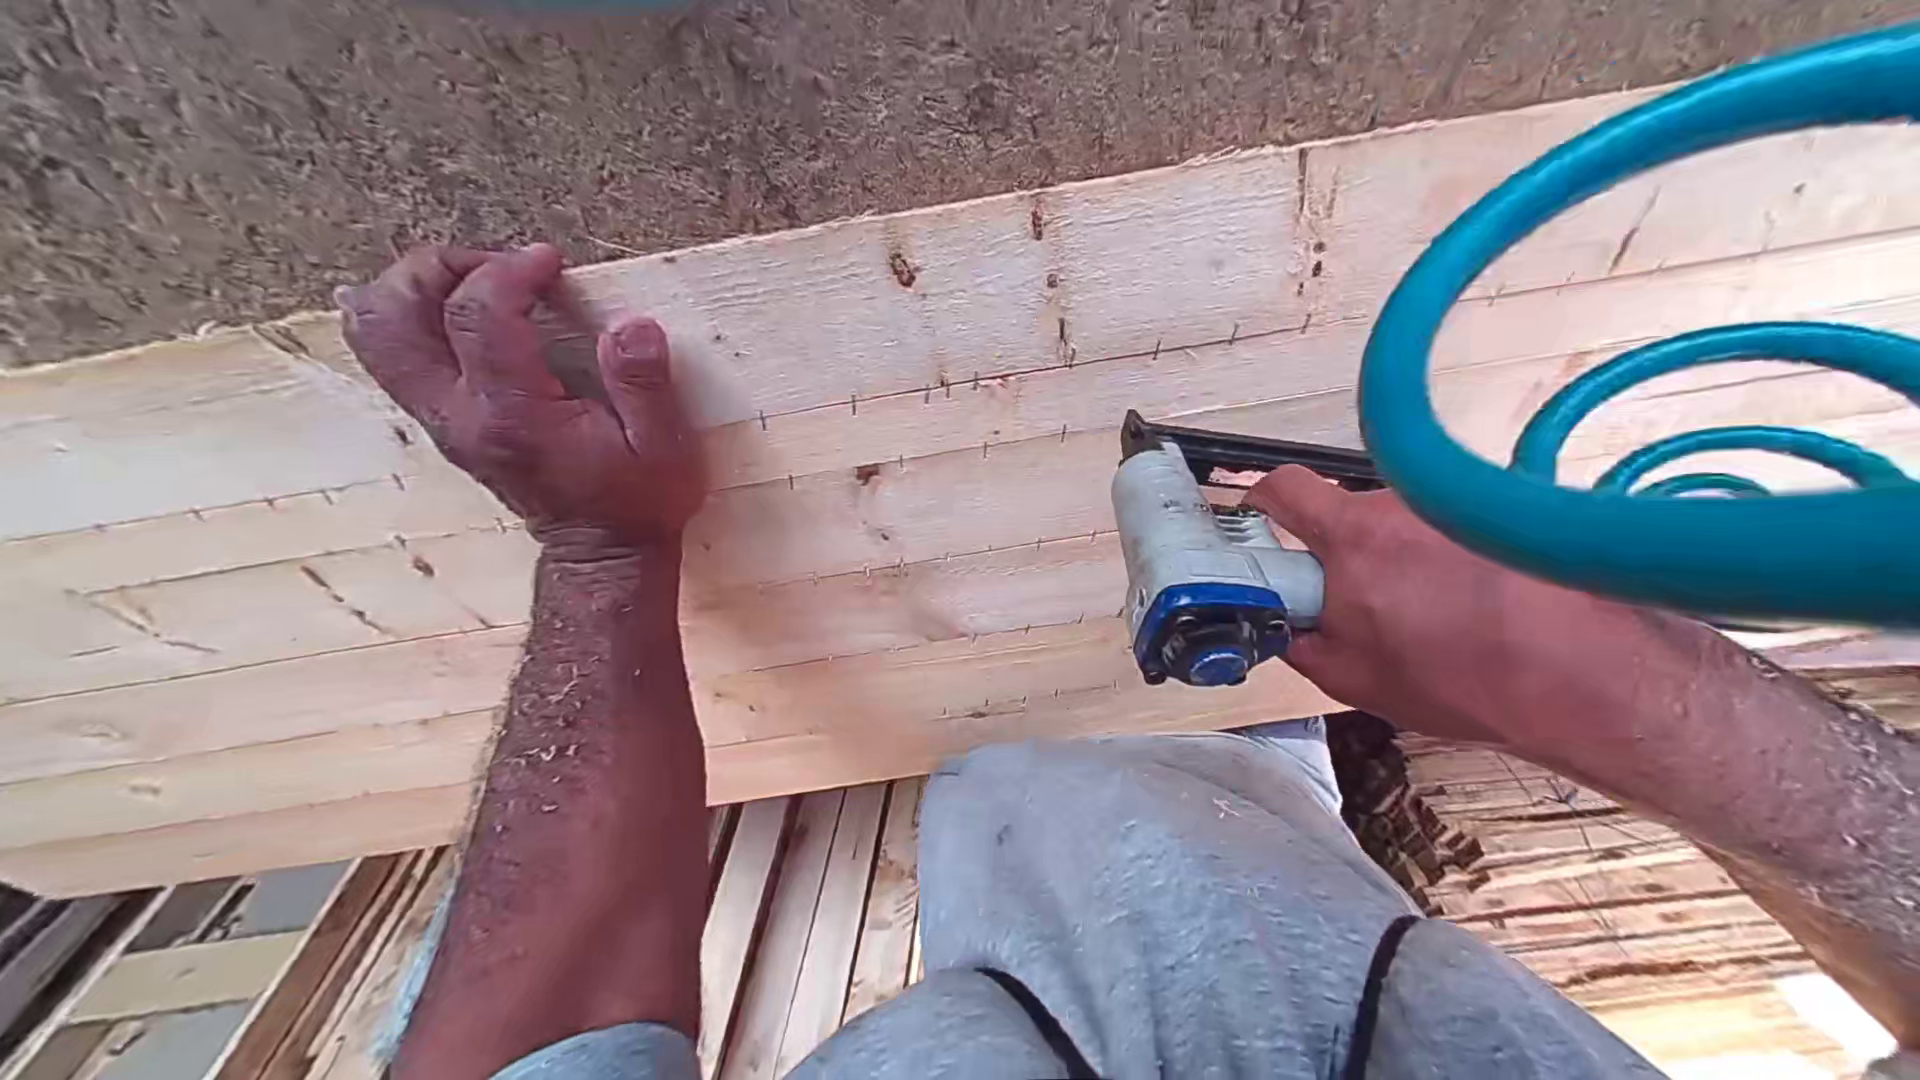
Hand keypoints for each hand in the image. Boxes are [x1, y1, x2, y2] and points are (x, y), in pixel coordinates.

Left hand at [337, 244, 704, 562]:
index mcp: (516, 416)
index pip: (480, 317)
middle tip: (502, 265)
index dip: (511, 272)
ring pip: (377, 333)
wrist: (605, 554)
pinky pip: (398, 357)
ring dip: (417, 290)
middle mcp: (463, 416)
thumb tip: (632, 324)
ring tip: (479, 282)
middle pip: (393, 314)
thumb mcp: (664, 448)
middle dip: (440, 268)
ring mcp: (446, 423)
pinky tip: (463, 313)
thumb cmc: (639, 504)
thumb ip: (646, 385)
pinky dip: (417, 319)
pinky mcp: (449, 426)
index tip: (553, 263)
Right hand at [1245, 466, 1694, 750]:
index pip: (1283, 487)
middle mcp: (1401, 507)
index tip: (1259, 524)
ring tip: (1422, 612)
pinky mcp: (1494, 516)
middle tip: (1351, 602)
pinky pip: (1438, 529)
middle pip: (1339, 511)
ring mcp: (1452, 508)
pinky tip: (1464, 605)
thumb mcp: (1349, 675)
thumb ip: (1297, 637)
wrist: (1598, 685)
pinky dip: (1435, 560)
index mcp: (1353, 540)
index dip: (1261, 504)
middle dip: (1334, 552)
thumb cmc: (1470, 682)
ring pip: (1391, 523)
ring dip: (1389, 558)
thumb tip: (1280, 621)